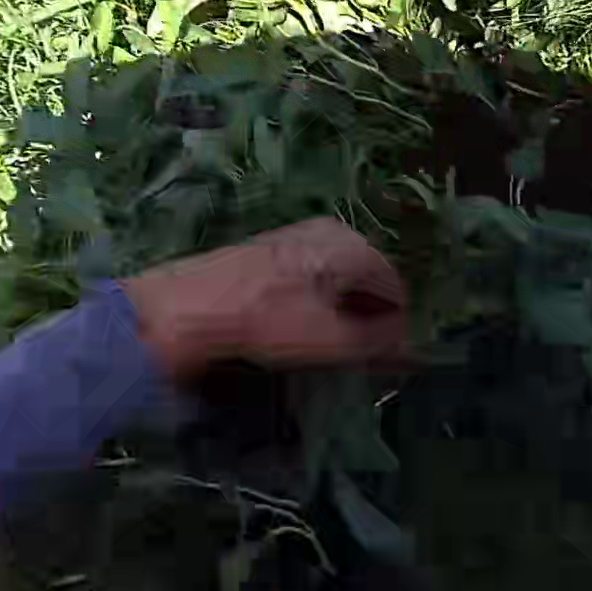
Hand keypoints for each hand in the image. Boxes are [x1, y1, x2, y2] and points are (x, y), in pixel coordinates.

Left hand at [120, 217, 407, 378]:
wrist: (187, 306)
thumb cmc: (265, 320)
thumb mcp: (328, 339)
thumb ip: (374, 340)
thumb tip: (404, 344)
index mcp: (350, 245)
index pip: (394, 287)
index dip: (393, 326)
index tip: (382, 360)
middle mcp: (331, 230)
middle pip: (368, 279)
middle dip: (368, 317)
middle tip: (356, 356)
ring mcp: (301, 235)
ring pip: (340, 278)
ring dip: (343, 311)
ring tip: (327, 345)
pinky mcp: (276, 248)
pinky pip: (314, 275)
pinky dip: (318, 300)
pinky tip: (299, 325)